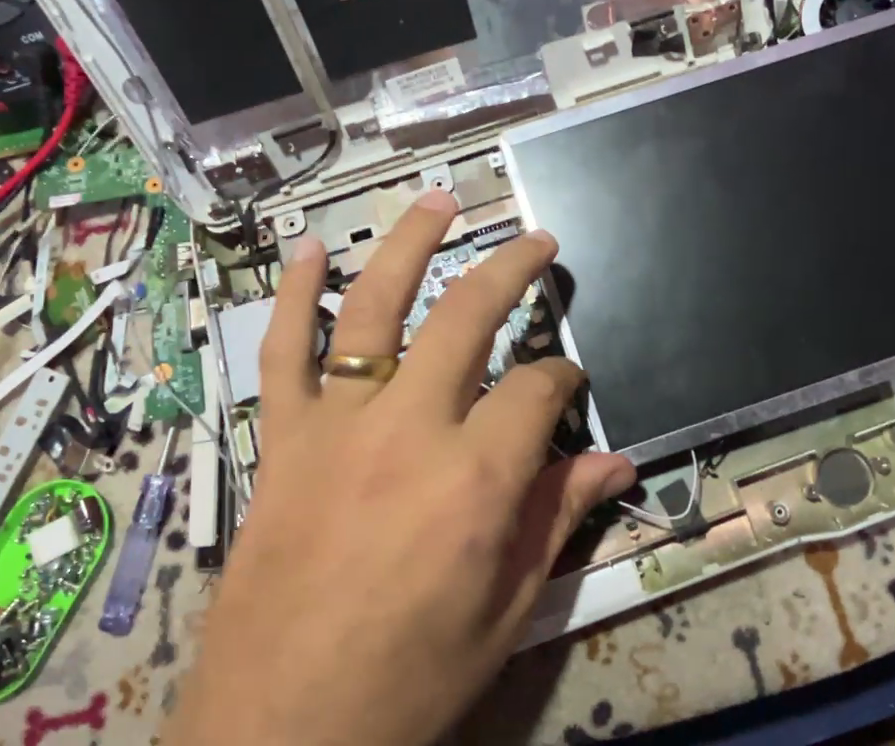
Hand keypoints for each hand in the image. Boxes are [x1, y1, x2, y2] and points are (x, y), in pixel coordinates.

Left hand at [168, 192, 635, 745]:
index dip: (564, 375)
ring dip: (409, 245)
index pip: (538, 389)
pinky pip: (283, 352)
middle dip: (512, 269)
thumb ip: (557, 519)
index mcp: (476, 478)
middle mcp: (409, 430)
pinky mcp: (282, 440)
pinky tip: (310, 250)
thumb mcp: (506, 610)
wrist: (280, 730)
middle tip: (539, 241)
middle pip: (468, 317)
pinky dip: (294, 295)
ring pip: (374, 308)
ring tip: (438, 201)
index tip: (570, 379)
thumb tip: (614, 461)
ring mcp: (336, 426)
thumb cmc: (410, 677)